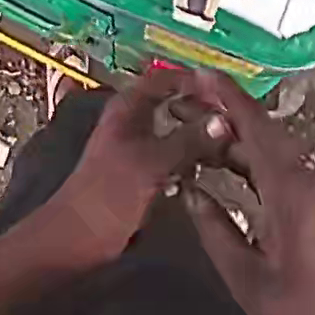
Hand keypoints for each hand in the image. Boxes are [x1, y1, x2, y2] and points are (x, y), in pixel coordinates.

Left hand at [39, 67, 230, 262]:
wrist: (79, 237)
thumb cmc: (109, 192)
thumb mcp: (151, 163)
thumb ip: (188, 140)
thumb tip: (224, 119)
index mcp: (127, 107)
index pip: (163, 77)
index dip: (192, 79)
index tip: (226, 90)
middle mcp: (132, 120)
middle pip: (172, 102)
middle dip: (201, 109)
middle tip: (235, 121)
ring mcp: (137, 146)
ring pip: (174, 131)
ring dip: (197, 136)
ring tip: (231, 144)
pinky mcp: (143, 171)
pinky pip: (173, 156)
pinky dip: (189, 158)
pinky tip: (211, 169)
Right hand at [183, 71, 314, 314]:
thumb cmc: (306, 313)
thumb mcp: (247, 277)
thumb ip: (215, 228)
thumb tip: (192, 191)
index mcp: (288, 189)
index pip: (255, 127)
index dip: (228, 96)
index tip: (202, 73)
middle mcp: (302, 179)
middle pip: (260, 129)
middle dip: (223, 107)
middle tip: (186, 95)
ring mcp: (309, 188)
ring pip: (266, 144)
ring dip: (232, 130)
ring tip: (196, 121)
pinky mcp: (310, 201)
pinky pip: (272, 162)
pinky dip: (245, 151)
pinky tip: (222, 156)